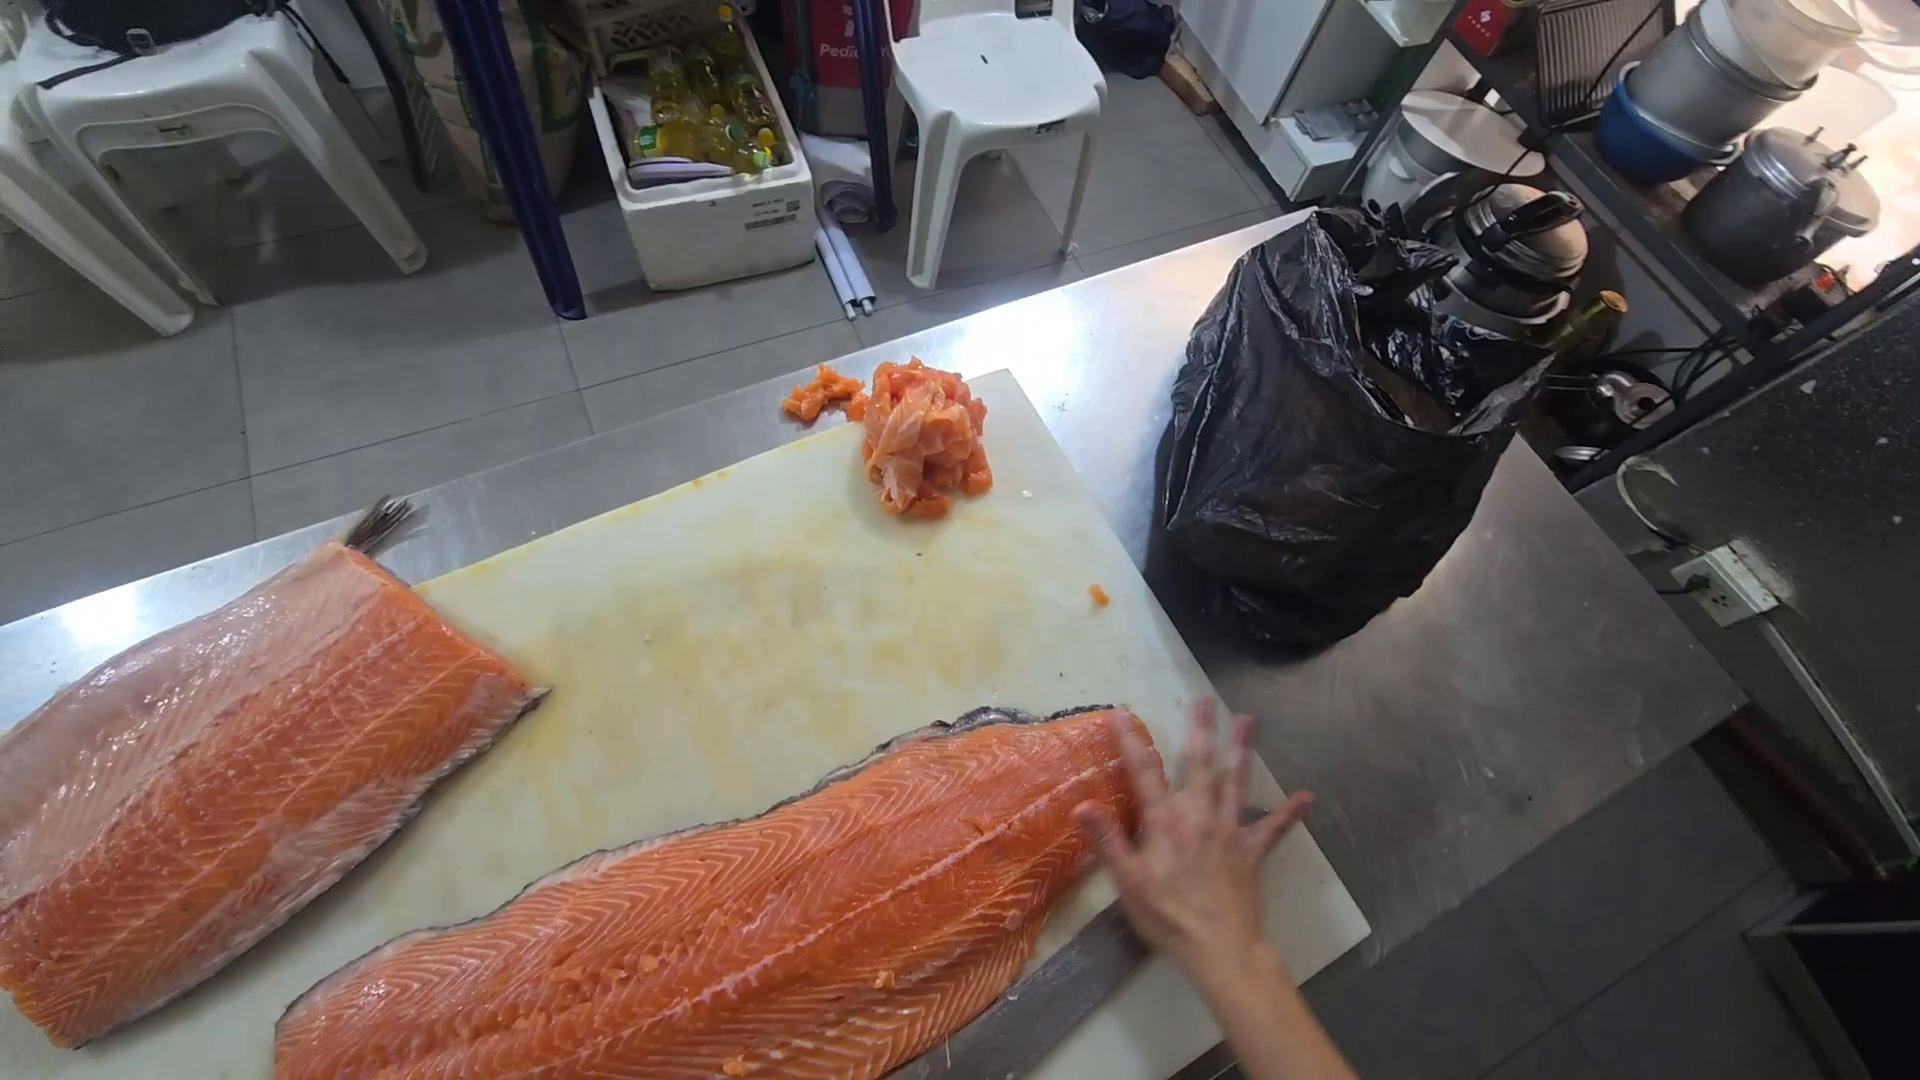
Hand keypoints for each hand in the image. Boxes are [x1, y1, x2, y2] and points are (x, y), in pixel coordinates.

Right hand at [1075, 702, 1311, 979]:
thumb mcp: (1128, 882)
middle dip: (1200, 729)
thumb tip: (1081, 805)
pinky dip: (1288, 812)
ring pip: (1235, 782)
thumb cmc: (1168, 916)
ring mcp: (1229, 831)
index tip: (1121, 714)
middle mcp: (1199, 816)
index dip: (1132, 742)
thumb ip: (1107, 840)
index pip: (1145, 772)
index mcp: (1166, 821)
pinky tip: (1306, 796)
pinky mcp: (1251, 852)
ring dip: (1241, 749)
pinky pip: (1272, 828)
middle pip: (1200, 764)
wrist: (1221, 951)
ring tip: (1247, 719)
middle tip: (1202, 699)